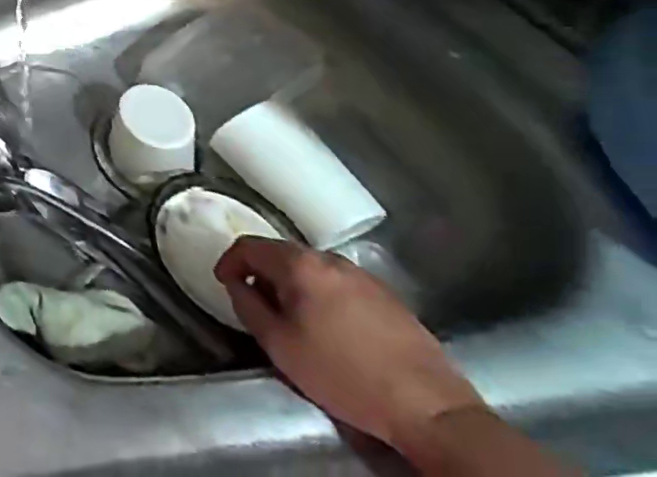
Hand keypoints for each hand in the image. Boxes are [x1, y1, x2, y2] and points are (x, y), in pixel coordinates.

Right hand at [214, 236, 486, 454]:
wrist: (432, 412)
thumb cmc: (343, 373)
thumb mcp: (277, 343)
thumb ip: (246, 304)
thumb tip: (238, 284)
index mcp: (300, 265)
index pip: (249, 246)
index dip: (229, 261)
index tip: (224, 283)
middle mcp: (333, 261)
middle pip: (283, 254)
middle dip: (262, 273)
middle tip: (256, 301)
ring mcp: (367, 279)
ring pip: (314, 270)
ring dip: (294, 284)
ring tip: (292, 315)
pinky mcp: (391, 300)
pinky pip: (341, 285)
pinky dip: (324, 295)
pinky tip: (330, 326)